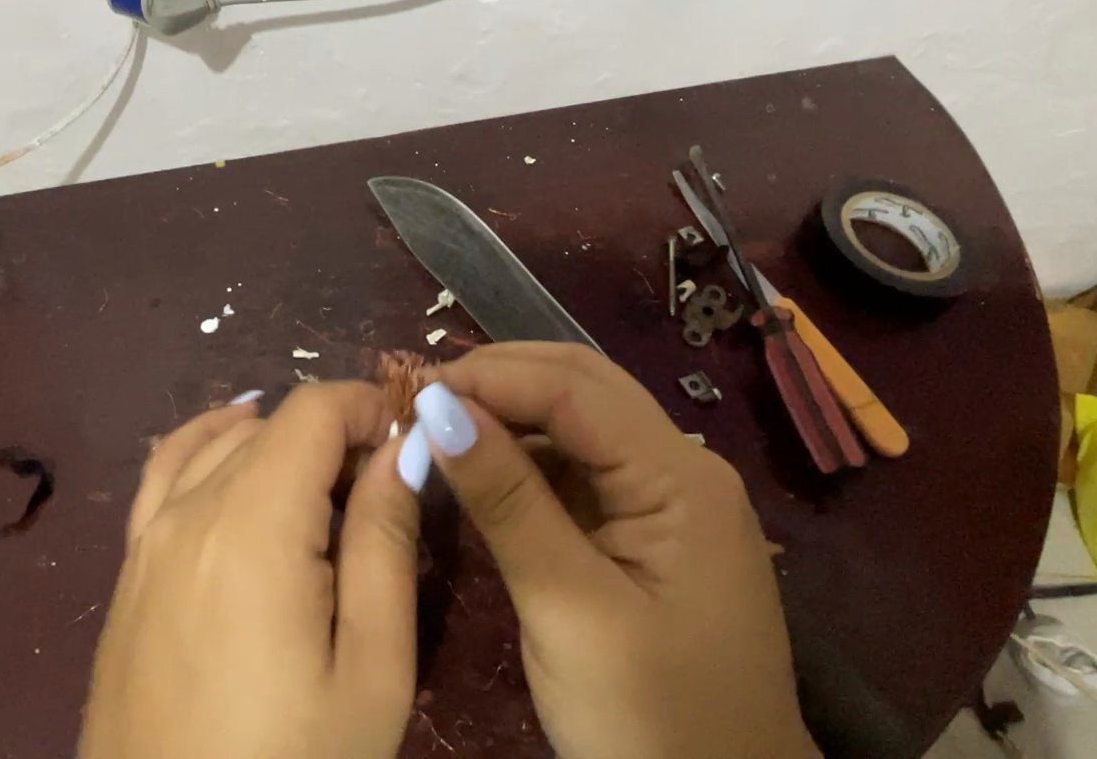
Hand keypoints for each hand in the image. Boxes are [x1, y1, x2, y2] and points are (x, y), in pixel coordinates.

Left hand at [81, 384, 420, 758]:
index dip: (368, 406)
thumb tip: (404, 447)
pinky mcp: (130, 570)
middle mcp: (189, 511)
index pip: (312, 409)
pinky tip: (236, 449)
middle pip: (270, 423)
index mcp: (252, 524)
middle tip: (383, 484)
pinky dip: (209, 442)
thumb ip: (386, 540)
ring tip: (327, 484)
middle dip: (335, 431)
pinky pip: (167, 472)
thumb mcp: (371, 666)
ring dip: (280, 439)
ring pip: (220, 440)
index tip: (411, 441)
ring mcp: (148, 539)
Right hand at [406, 343, 817, 758]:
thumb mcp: (568, 608)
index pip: (576, 389)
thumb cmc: (652, 719)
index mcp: (681, 478)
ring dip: (510, 410)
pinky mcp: (646, 526)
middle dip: (501, 378)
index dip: (493, 376)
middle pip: (583, 386)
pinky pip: (579, 464)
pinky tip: (483, 462)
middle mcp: (681, 466)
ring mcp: (667, 496)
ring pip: (579, 420)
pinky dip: (526, 453)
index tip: (415, 388)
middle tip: (422, 395)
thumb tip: (440, 407)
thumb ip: (507, 501)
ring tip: (441, 420)